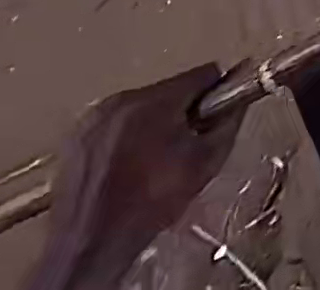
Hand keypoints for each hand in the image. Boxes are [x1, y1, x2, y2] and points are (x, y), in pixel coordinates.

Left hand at [24, 65, 243, 289]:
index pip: (203, 73)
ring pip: (143, 103)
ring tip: (156, 157)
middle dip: (184, 109)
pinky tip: (129, 163)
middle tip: (186, 143)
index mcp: (155, 101)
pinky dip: (128, 133)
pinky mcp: (79, 132)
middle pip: (171, 88)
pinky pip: (117, 120)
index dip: (217, 91)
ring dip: (156, 120)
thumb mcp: (204, 165)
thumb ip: (228, 125)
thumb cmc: (152, 204)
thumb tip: (239, 101)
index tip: (217, 113)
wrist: (90, 247)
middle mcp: (124, 98)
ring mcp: (97, 114)